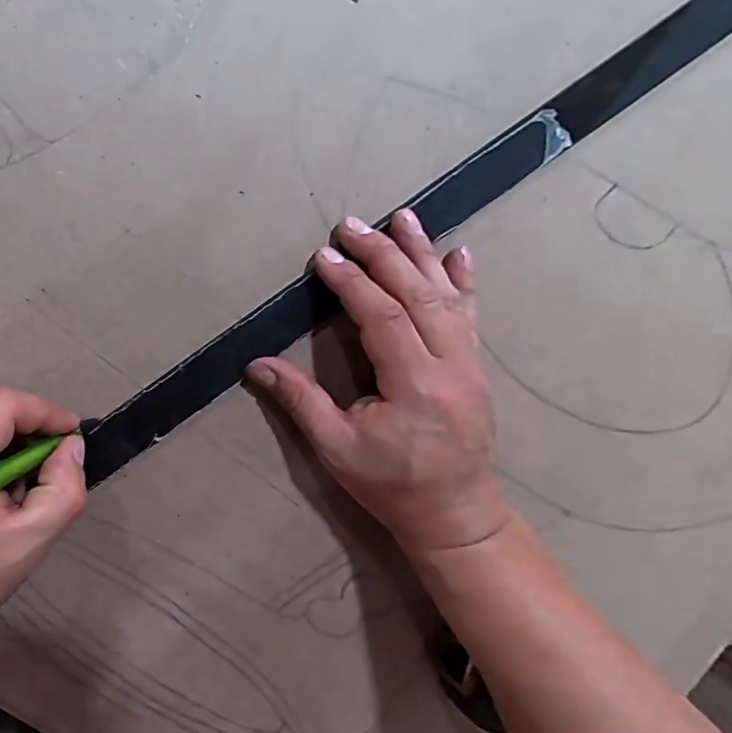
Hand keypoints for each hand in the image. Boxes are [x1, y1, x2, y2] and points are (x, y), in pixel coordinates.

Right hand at [247, 209, 509, 557]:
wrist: (456, 515)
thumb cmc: (390, 484)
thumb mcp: (335, 448)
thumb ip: (299, 400)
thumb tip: (257, 364)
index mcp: (415, 385)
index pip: (382, 317)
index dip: (352, 283)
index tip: (324, 256)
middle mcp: (450, 366)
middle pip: (417, 295)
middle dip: (382, 255)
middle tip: (351, 224)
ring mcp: (470, 365)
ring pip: (446, 297)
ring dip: (421, 254)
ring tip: (403, 217)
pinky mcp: (475, 368)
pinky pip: (471, 315)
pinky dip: (464, 281)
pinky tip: (459, 252)